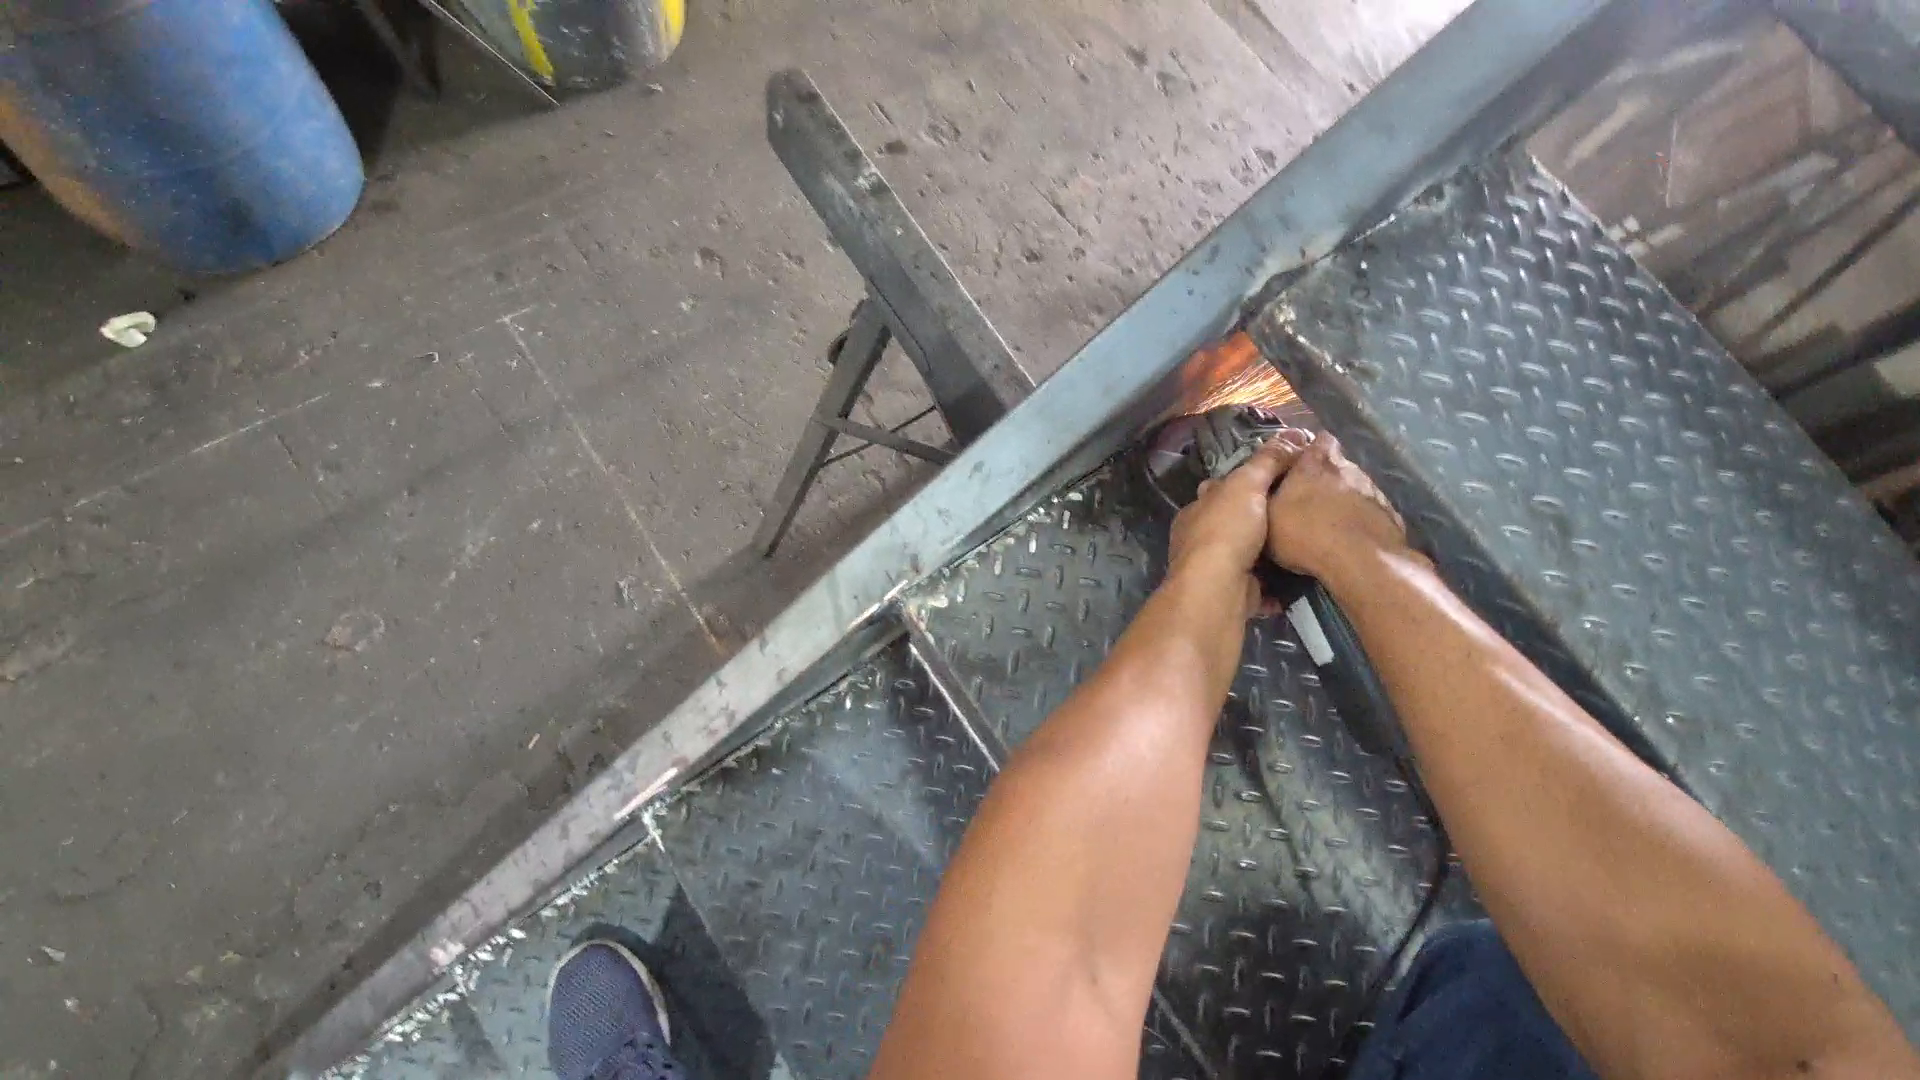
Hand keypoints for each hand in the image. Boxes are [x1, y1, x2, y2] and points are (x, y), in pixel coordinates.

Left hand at [1167, 431, 1311, 616]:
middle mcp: (1199, 539)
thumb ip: (1267, 462)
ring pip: (1244, 556)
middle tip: (1295, 514)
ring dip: (1267, 553)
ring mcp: (1214, 570)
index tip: (1275, 479)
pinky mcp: (1232, 595)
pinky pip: (1258, 588)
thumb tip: (1293, 436)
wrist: (1217, 588)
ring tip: (1301, 545)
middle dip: (1257, 520)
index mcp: (1196, 510)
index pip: (1218, 489)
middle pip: (1232, 523)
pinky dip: (1274, 587)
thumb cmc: (1227, 529)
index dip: (1244, 482)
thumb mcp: (1247, 484)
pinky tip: (1296, 580)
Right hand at [1265, 433, 1413, 582]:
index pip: (1319, 440)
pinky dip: (1360, 518)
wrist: (1359, 559)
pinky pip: (1369, 510)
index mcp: (1316, 463)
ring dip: (1344, 499)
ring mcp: (1373, 490)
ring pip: (1355, 487)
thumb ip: (1269, 494)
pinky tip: (1349, 537)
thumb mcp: (1267, 515)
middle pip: (1337, 464)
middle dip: (1325, 477)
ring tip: (1330, 522)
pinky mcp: (1389, 513)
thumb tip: (1267, 485)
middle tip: (1309, 499)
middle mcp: (1348, 468)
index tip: (1299, 464)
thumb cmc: (1304, 533)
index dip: (1310, 449)